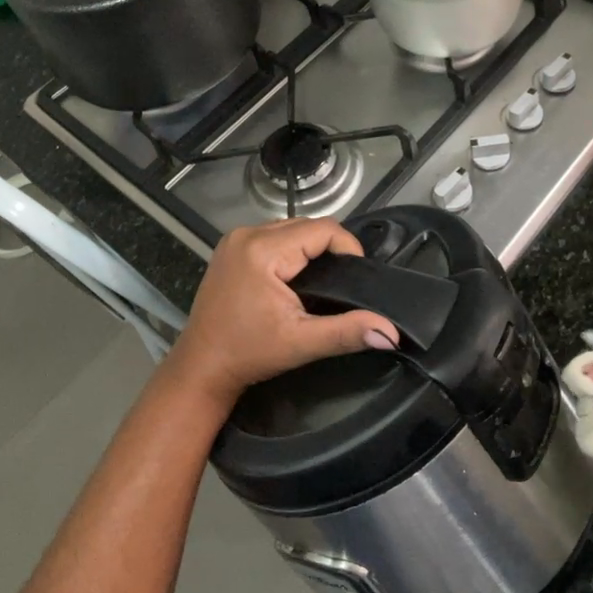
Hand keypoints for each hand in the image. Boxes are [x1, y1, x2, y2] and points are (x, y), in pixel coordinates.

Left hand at [167, 219, 399, 404]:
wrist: (201, 367)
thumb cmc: (249, 353)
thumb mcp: (302, 343)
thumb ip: (347, 332)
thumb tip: (390, 334)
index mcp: (263, 250)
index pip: (323, 229)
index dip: (347, 248)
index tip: (355, 278)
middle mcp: (247, 234)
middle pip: (307, 225)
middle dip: (329, 250)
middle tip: (339, 285)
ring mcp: (235, 239)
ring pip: (290, 228)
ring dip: (309, 249)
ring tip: (320, 283)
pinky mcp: (230, 247)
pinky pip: (273, 236)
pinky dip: (290, 251)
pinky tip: (295, 279)